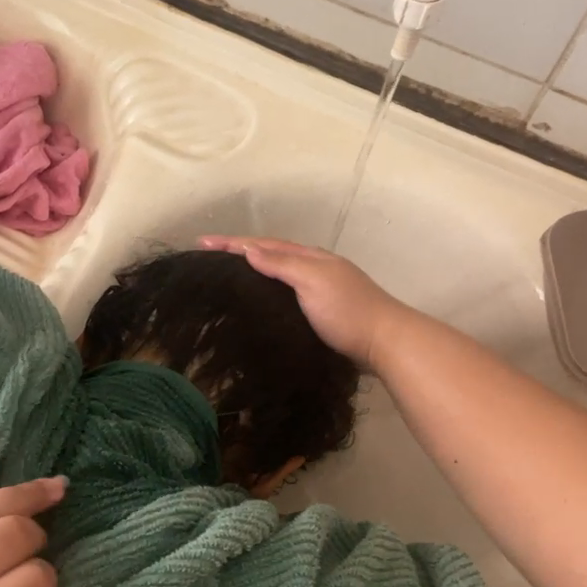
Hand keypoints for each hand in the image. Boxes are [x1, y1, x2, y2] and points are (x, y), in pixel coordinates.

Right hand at [199, 236, 410, 370]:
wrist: (385, 343)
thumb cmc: (348, 311)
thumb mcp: (313, 281)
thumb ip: (281, 265)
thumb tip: (248, 250)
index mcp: (309, 257)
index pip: (263, 245)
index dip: (232, 243)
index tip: (201, 243)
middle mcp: (312, 269)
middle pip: (269, 255)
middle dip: (238, 252)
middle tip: (207, 257)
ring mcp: (317, 291)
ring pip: (276, 275)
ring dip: (250, 271)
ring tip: (225, 276)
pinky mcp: (318, 314)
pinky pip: (283, 295)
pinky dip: (264, 292)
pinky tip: (255, 304)